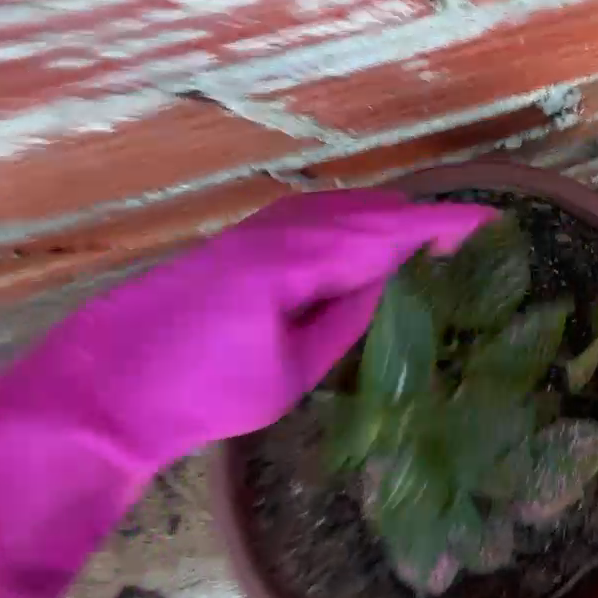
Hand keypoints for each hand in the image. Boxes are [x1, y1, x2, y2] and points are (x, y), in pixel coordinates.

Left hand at [16, 189, 494, 467]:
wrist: (101, 384)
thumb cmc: (201, 390)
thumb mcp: (293, 371)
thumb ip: (349, 318)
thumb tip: (391, 280)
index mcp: (306, 255)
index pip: (397, 229)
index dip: (450, 222)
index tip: (496, 219)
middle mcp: (291, 225)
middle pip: (379, 210)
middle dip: (428, 220)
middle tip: (470, 242)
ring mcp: (267, 223)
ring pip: (352, 207)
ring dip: (394, 221)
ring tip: (430, 246)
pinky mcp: (251, 233)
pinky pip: (325, 213)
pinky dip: (361, 223)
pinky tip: (369, 246)